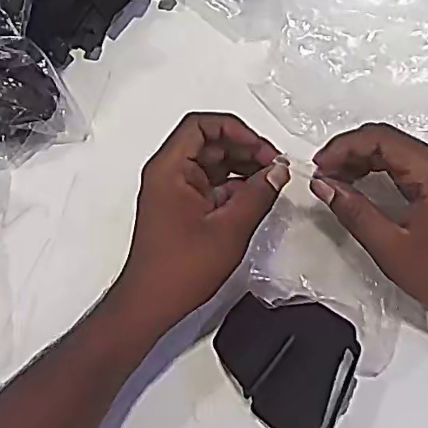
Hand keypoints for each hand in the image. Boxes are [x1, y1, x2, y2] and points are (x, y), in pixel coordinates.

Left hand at [106, 112, 288, 332]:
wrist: (151, 302)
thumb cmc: (177, 270)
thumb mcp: (229, 228)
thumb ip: (257, 195)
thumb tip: (276, 171)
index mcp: (169, 168)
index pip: (200, 126)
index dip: (234, 129)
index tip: (260, 146)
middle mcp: (168, 173)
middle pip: (208, 142)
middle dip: (243, 148)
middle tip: (273, 164)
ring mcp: (174, 189)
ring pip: (211, 162)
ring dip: (241, 167)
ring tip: (270, 180)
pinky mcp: (181, 205)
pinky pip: (210, 183)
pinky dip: (234, 186)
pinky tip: (256, 196)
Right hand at [310, 123, 427, 337]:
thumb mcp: (392, 248)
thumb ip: (354, 211)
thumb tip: (324, 185)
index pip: (379, 139)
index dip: (342, 148)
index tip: (319, 167)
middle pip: (384, 139)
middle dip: (347, 152)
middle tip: (322, 175)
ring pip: (390, 151)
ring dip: (358, 161)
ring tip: (333, 183)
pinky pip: (400, 166)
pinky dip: (374, 171)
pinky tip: (355, 188)